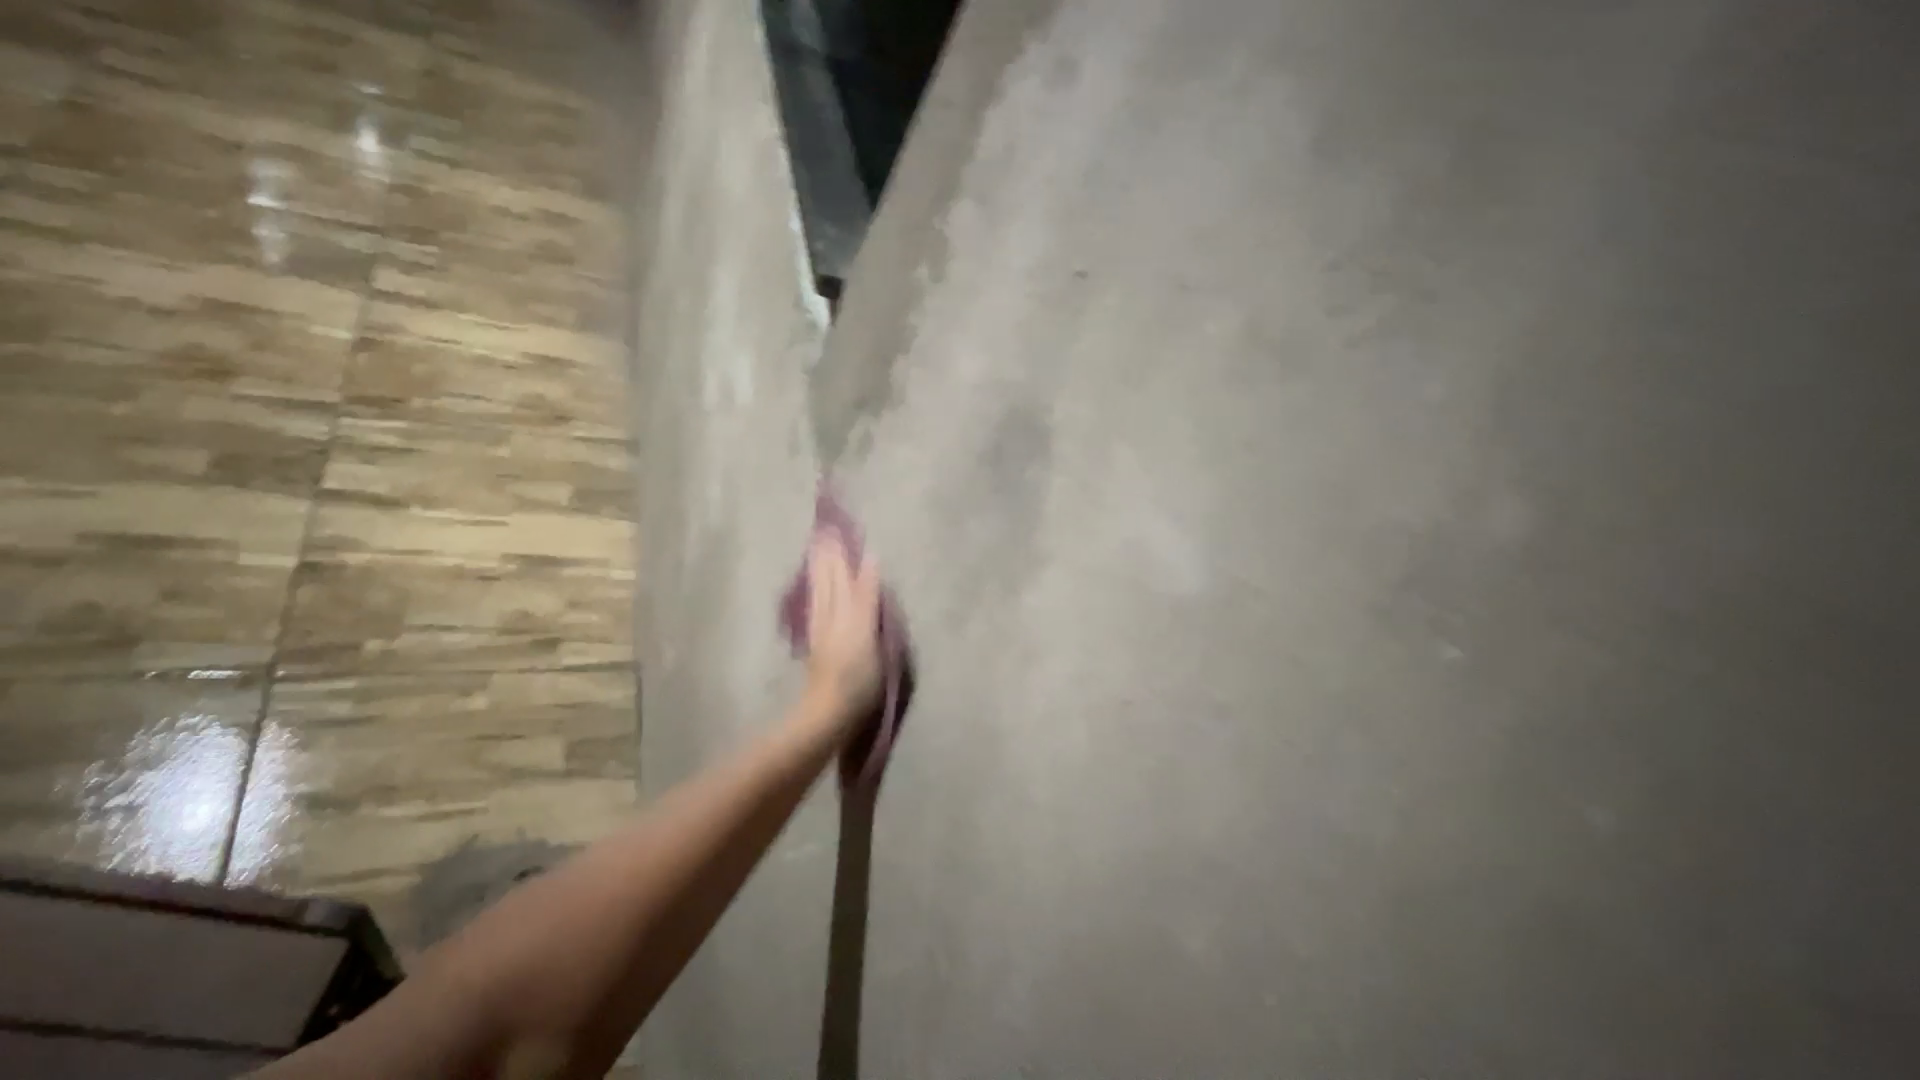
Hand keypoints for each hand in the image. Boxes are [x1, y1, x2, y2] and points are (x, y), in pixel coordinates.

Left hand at [803, 536, 882, 732]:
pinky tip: (815, 585)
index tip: (846, 531)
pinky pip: (815, 605)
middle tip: (826, 531)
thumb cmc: (859, 680)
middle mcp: (834, 616)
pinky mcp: (818, 644)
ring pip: (821, 591)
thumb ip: (868, 597)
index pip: (852, 578)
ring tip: (818, 548)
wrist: (830, 712)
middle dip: (830, 556)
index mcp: (851, 613)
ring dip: (820, 568)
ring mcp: (823, 630)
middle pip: (831, 581)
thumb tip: (871, 562)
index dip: (850, 557)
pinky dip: (816, 590)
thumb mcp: (871, 637)